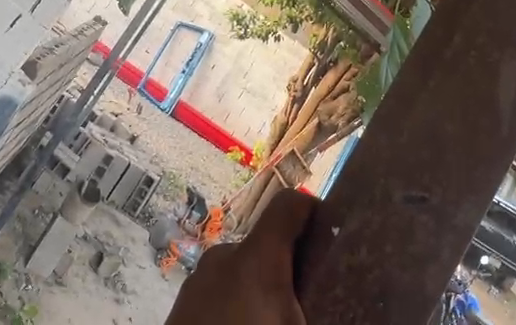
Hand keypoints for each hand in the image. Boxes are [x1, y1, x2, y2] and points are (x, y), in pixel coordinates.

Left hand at [163, 190, 315, 324]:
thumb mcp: (293, 323)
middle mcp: (225, 257)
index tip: (334, 240)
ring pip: (243, 273)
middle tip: (310, 305)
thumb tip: (325, 304)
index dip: (315, 215)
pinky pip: (219, 295)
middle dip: (292, 271)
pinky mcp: (181, 309)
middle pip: (268, 245)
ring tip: (275, 321)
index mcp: (257, 259)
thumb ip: (311, 305)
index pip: (291, 204)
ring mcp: (197, 282)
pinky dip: (237, 310)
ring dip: (263, 295)